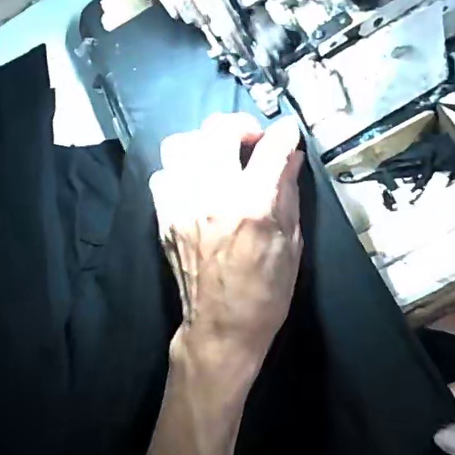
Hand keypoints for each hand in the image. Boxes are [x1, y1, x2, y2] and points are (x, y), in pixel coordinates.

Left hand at [151, 113, 305, 385]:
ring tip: (220, 158)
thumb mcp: (291, 242)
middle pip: (217, 131)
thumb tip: (288, 154)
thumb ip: (288, 192)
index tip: (287, 132)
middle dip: (241, 126)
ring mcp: (181, 205)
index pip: (268, 149)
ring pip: (181, 144)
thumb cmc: (265, 291)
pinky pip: (163, 172)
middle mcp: (211, 198)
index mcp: (251, 207)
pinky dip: (182, 169)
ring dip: (204, 143)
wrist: (220, 328)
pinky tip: (197, 183)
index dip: (284, 133)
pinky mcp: (163, 216)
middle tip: (252, 142)